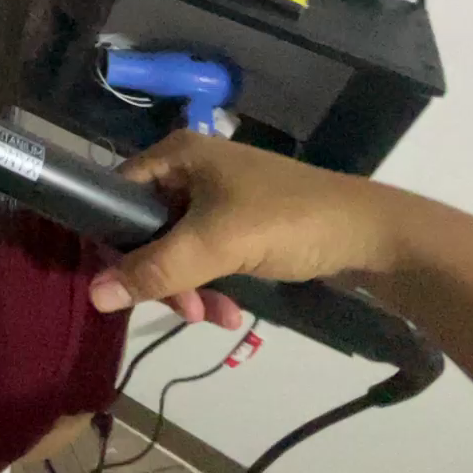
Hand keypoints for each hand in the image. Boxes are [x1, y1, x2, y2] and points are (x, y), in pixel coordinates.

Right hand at [91, 131, 409, 316]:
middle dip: (162, 273)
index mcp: (176, 154)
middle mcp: (190, 167)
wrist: (379, 237)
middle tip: (183, 311)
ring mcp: (217, 194)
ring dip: (189, 285)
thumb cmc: (287, 221)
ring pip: (178, 244)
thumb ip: (154, 270)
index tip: (125, 283)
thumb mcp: (215, 245)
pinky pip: (205, 251)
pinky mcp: (240, 220)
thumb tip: (94, 295)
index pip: (118, 192)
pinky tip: (230, 312)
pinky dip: (211, 282)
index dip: (114, 238)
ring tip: (213, 318)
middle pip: (148, 225)